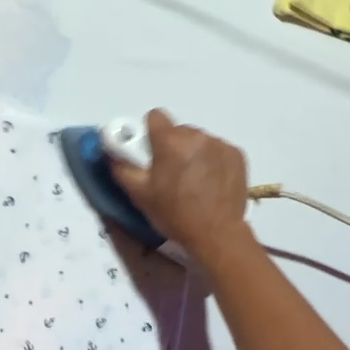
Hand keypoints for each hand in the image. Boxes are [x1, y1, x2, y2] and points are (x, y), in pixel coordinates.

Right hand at [110, 109, 252, 265]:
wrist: (216, 234)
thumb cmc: (174, 215)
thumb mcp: (139, 195)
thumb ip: (121, 167)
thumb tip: (112, 149)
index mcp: (170, 140)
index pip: (155, 116)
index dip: (149, 133)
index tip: (151, 153)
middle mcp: (196, 135)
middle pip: (178, 131)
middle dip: (172, 147)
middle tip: (171, 175)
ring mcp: (219, 144)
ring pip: (199, 141)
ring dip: (193, 154)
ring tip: (193, 183)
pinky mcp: (236, 155)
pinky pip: (218, 151)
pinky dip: (212, 162)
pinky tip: (211, 184)